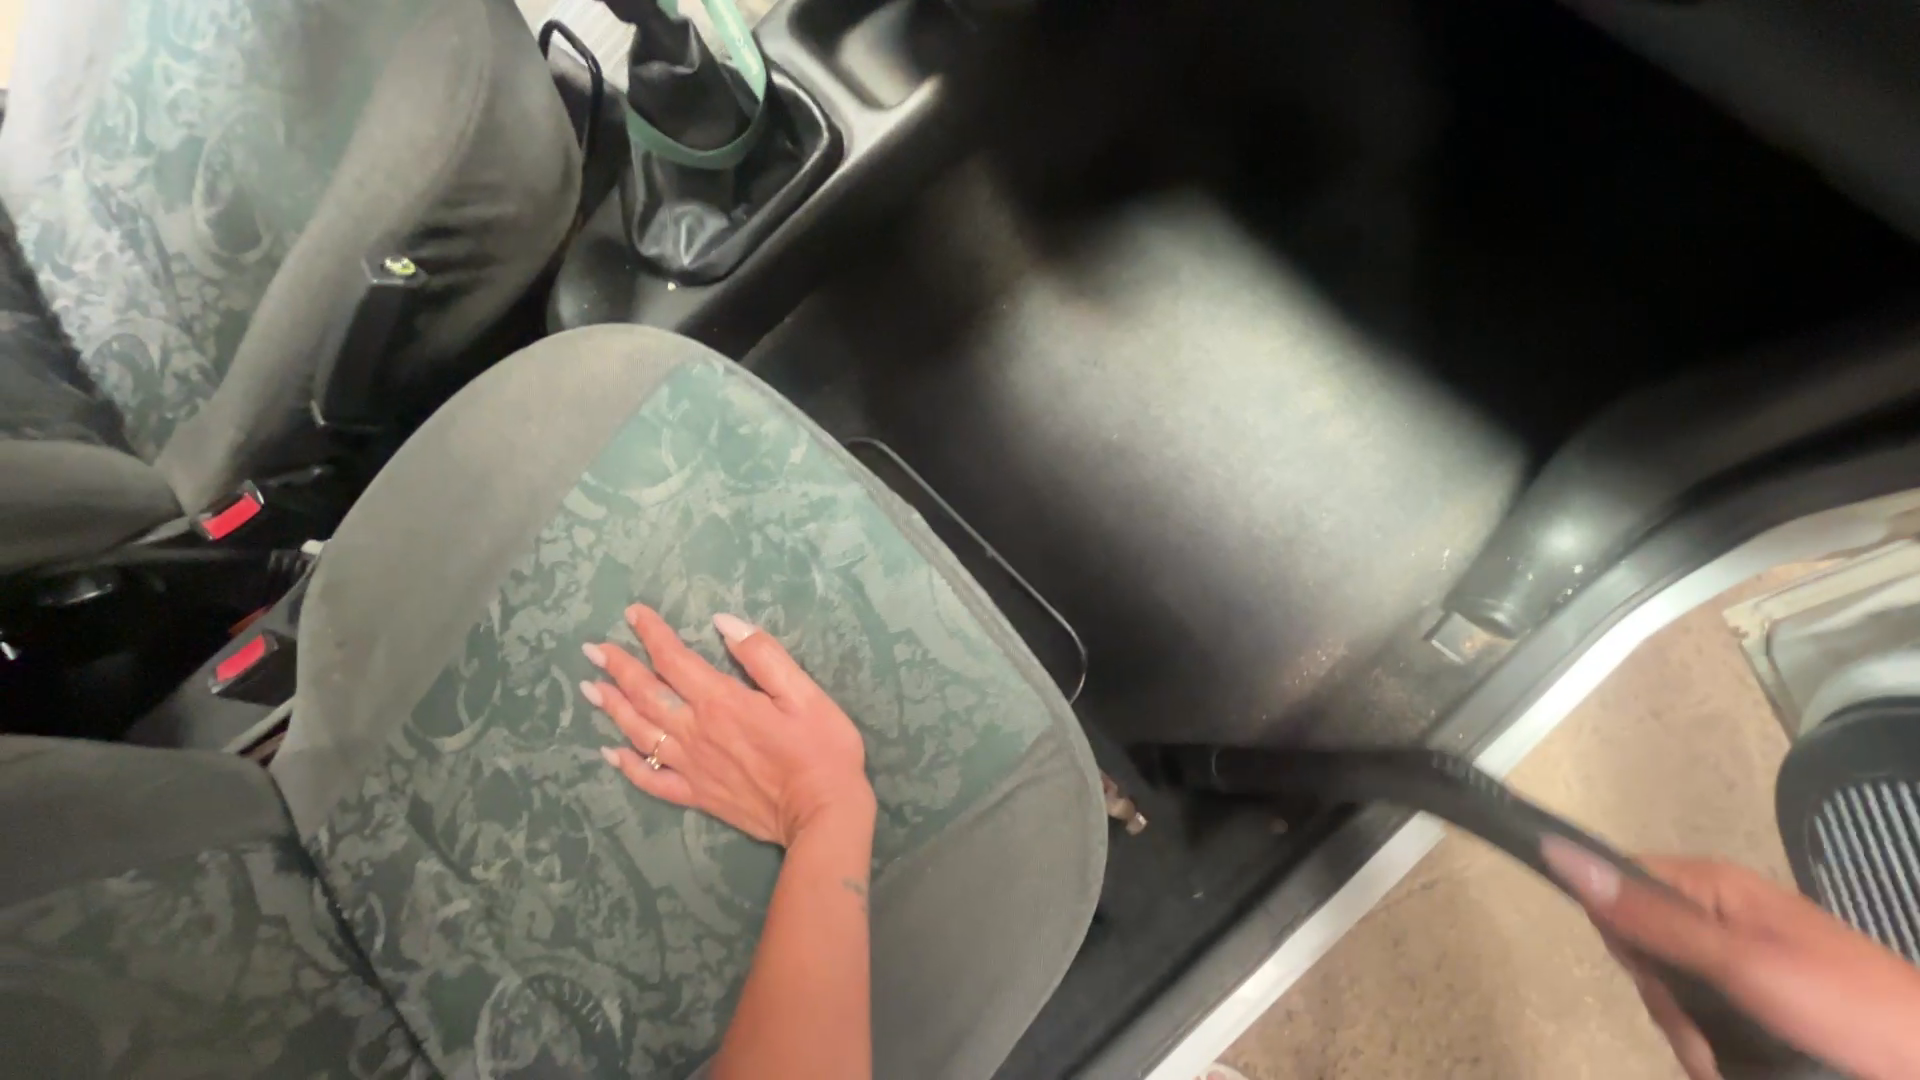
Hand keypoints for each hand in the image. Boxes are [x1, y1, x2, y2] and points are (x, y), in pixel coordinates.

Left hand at [581, 604, 874, 846]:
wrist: (822, 812)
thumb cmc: (822, 747)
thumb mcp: (804, 691)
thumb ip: (763, 655)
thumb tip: (723, 623)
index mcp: (721, 701)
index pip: (675, 660)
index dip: (652, 635)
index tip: (633, 614)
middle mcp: (696, 732)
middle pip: (647, 695)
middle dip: (618, 668)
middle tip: (592, 649)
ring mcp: (691, 767)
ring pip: (639, 733)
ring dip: (612, 708)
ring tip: (590, 688)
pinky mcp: (696, 796)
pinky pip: (651, 780)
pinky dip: (627, 765)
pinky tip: (611, 753)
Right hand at [1543, 838, 1919, 1079]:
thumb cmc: (1848, 1010)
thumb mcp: (1740, 962)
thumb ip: (1651, 914)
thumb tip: (1557, 851)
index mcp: (1710, 884)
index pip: (1616, 880)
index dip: (1616, 925)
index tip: (1647, 970)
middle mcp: (1716, 910)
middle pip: (1637, 937)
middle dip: (1658, 993)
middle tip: (1697, 1030)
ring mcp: (1737, 954)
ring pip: (1666, 980)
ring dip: (1681, 1024)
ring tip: (1720, 1058)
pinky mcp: (1755, 993)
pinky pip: (1698, 1006)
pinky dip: (1704, 1038)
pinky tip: (1727, 1061)